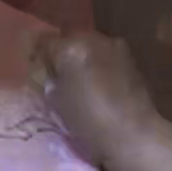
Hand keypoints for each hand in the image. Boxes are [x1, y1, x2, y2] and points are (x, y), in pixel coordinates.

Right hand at [37, 30, 163, 163]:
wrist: (133, 135)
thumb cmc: (88, 121)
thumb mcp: (56, 100)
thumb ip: (51, 77)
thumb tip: (52, 70)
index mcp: (70, 49)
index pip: (44, 40)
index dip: (39, 53)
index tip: (38, 68)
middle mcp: (93, 39)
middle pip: (68, 35)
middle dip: (62, 50)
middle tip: (58, 71)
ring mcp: (114, 46)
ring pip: (89, 42)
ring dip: (82, 54)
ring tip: (80, 76)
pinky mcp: (129, 57)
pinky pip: (105, 52)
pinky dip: (98, 60)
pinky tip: (99, 80)